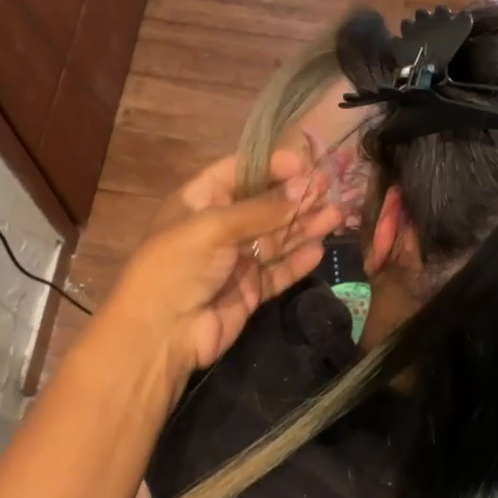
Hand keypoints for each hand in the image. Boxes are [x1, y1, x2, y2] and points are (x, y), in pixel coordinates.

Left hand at [101, 149, 339, 375]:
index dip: (269, 165)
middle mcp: (218, 228)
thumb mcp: (213, 226)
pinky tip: (319, 249)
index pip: (238, 172)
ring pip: (276, 239)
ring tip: (336, 214)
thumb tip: (302, 188)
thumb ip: (260, 209)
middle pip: (263, 206)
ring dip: (304, 226)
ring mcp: (235, 261)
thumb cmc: (178, 265)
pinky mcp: (249, 291)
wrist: (161, 332)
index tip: (303, 164)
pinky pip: (278, 272)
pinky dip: (298, 262)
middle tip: (329, 187)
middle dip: (295, 196)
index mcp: (199, 201)